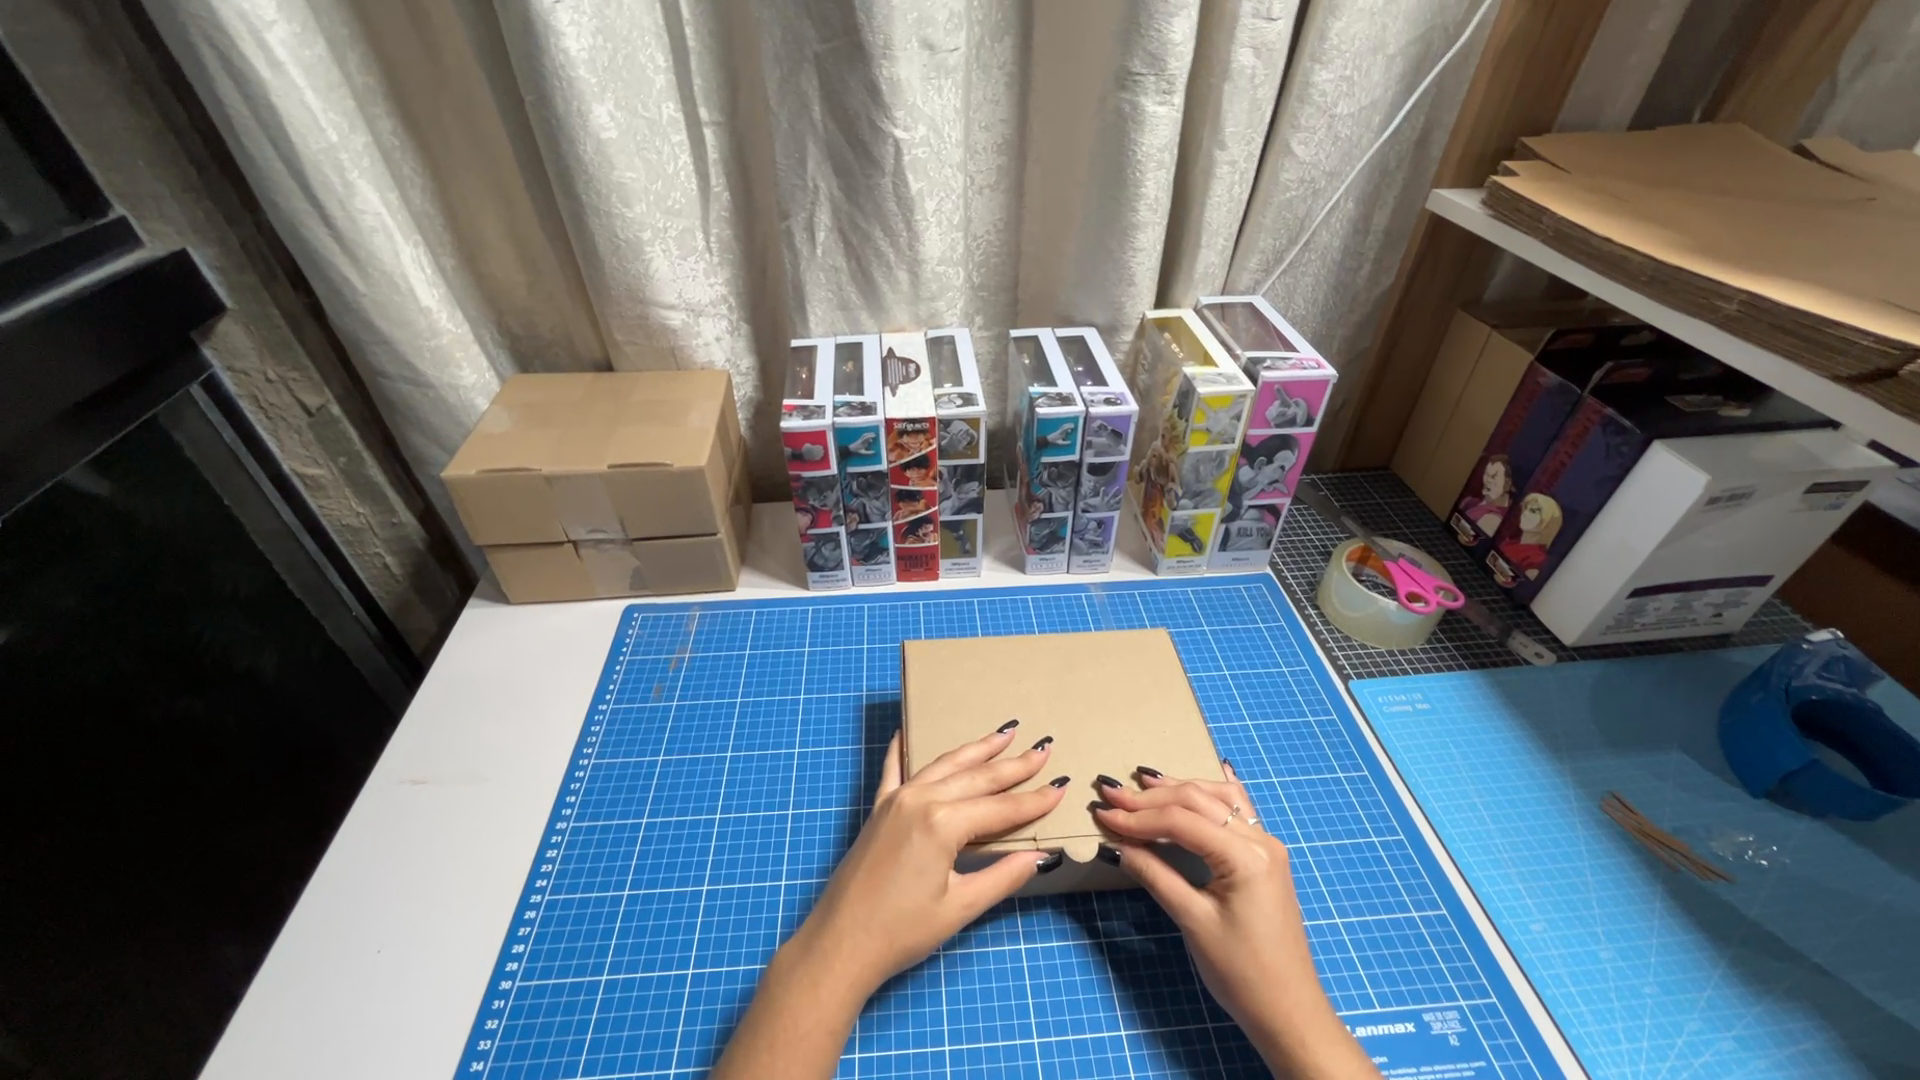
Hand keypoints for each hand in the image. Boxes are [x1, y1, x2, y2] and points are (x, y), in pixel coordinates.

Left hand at [793, 723, 1068, 994]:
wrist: (839, 943)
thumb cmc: (901, 932)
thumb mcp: (960, 908)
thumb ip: (1003, 876)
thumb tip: (1041, 857)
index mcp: (944, 823)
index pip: (1001, 809)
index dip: (1034, 800)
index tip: (1061, 786)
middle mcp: (921, 799)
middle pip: (977, 778)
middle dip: (1013, 765)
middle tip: (1043, 747)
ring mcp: (896, 799)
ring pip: (945, 765)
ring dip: (976, 749)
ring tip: (1003, 733)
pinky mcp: (878, 808)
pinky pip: (894, 768)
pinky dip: (903, 748)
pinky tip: (907, 731)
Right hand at [1096, 763, 1377, 1078]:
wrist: (1289, 1012)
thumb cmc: (1241, 973)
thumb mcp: (1192, 921)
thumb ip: (1155, 874)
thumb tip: (1117, 844)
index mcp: (1245, 855)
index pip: (1181, 821)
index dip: (1138, 817)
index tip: (1103, 813)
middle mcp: (1261, 840)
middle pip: (1198, 801)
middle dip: (1151, 797)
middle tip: (1111, 791)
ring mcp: (1267, 845)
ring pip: (1218, 799)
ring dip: (1178, 790)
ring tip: (1142, 785)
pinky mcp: (1265, 857)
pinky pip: (1236, 811)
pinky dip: (1208, 796)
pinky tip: (1195, 785)